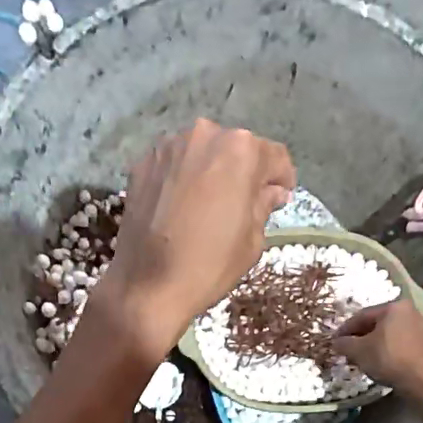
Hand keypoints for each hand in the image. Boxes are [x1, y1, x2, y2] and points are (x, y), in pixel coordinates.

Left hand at [94, 119, 295, 360]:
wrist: (147, 287)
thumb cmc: (209, 266)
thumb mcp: (252, 241)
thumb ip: (264, 206)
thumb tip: (272, 192)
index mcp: (241, 150)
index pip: (274, 157)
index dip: (281, 179)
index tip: (280, 197)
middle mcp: (204, 135)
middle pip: (235, 149)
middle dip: (243, 173)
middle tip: (242, 205)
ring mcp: (168, 147)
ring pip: (201, 154)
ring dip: (210, 173)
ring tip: (207, 208)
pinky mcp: (142, 164)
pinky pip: (173, 166)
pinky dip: (182, 181)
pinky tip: (180, 210)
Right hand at [333, 300, 422, 399]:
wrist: (419, 379)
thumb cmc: (386, 358)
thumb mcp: (358, 351)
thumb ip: (344, 343)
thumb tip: (336, 342)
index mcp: (393, 307)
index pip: (362, 316)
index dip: (345, 329)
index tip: (335, 341)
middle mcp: (409, 311)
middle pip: (376, 323)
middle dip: (359, 337)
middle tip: (346, 350)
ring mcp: (419, 326)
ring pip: (388, 333)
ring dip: (372, 344)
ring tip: (360, 357)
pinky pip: (399, 341)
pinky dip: (386, 348)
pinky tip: (378, 360)